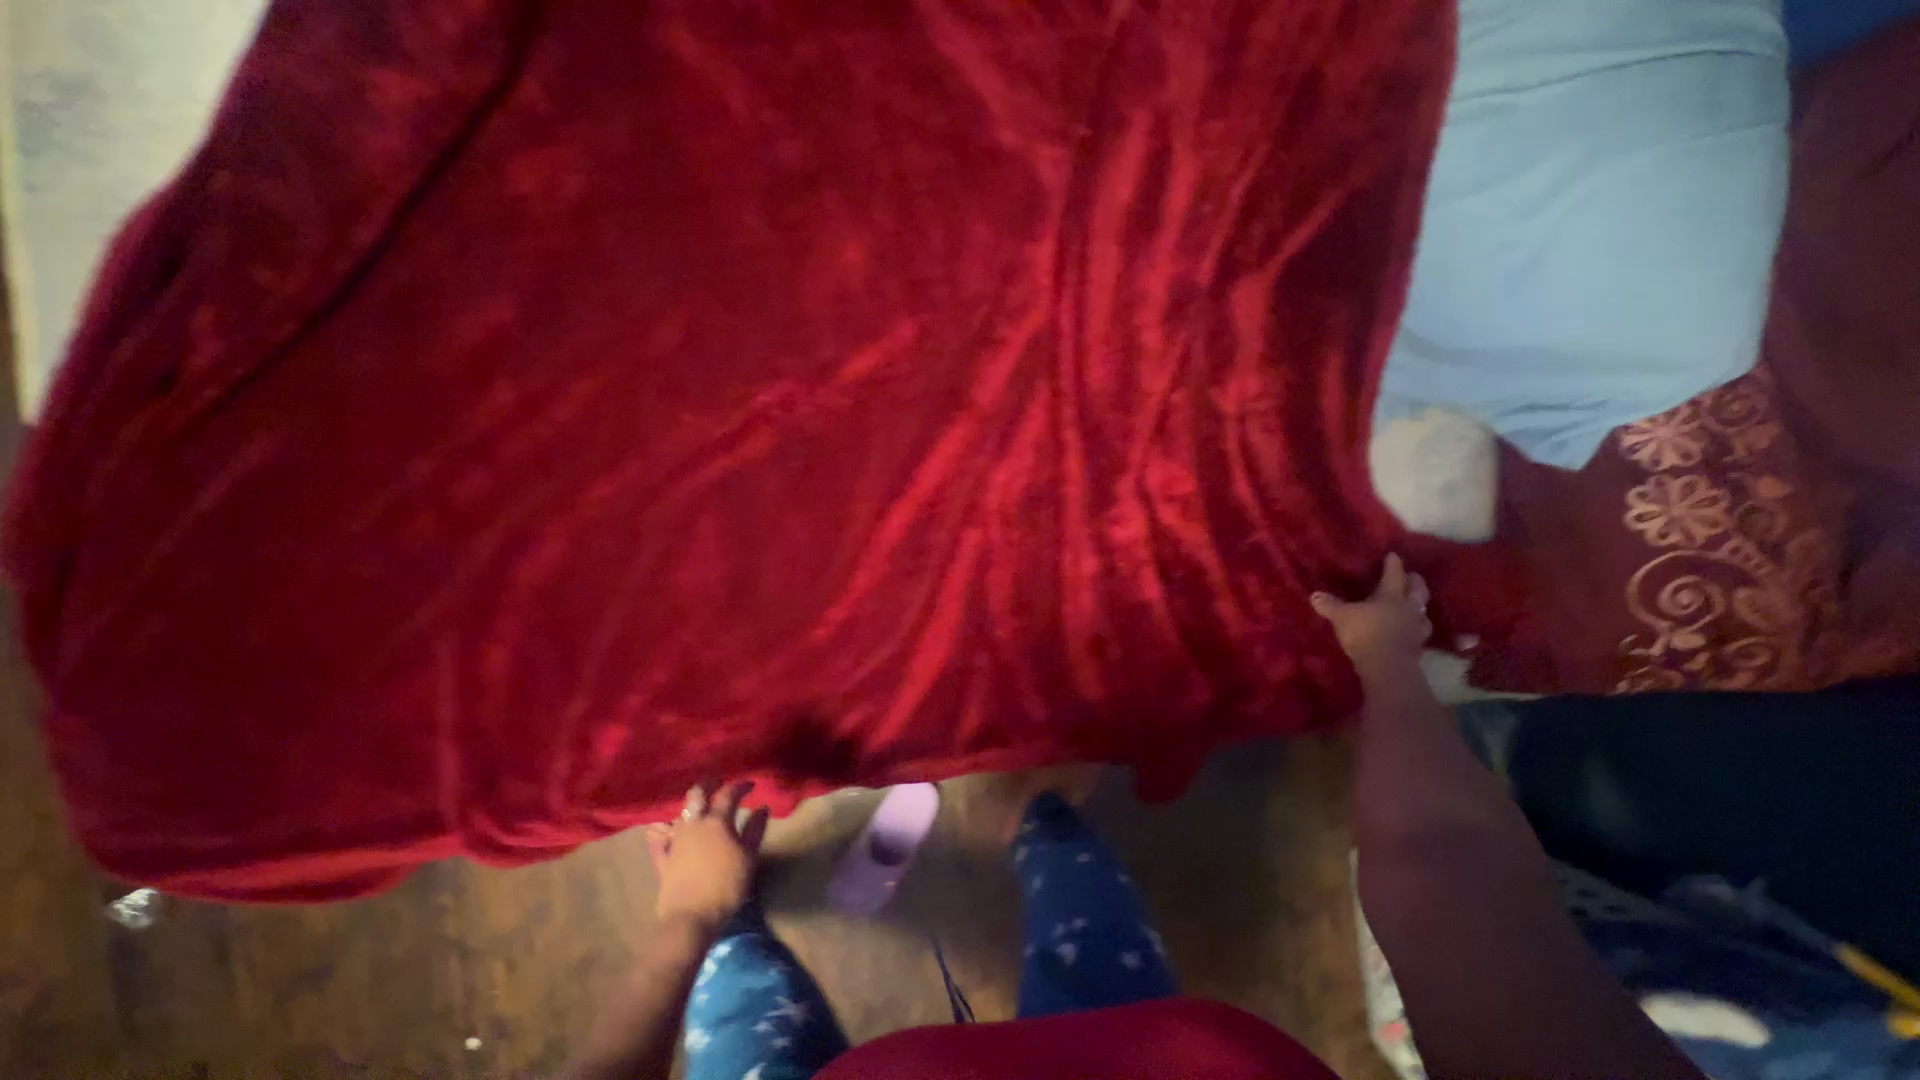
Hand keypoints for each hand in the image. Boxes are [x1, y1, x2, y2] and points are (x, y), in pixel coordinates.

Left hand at [645, 781, 769, 937]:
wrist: (691, 918)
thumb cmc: (726, 886)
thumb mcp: (749, 857)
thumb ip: (755, 829)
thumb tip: (762, 807)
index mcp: (717, 822)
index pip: (728, 794)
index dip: (740, 786)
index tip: (751, 785)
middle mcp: (693, 824)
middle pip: (697, 795)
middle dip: (708, 784)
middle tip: (719, 781)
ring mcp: (675, 841)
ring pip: (681, 813)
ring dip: (692, 805)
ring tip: (701, 805)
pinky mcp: (664, 859)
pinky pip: (661, 839)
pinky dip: (665, 831)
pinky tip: (666, 830)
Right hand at [1311, 553, 1431, 684]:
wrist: (1386, 665)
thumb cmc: (1365, 633)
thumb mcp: (1341, 617)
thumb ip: (1330, 605)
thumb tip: (1314, 595)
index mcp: (1391, 595)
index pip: (1394, 574)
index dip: (1393, 564)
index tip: (1393, 555)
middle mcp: (1408, 608)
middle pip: (1418, 590)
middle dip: (1415, 582)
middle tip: (1412, 576)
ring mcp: (1416, 628)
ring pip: (1423, 613)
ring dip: (1420, 608)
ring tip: (1415, 607)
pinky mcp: (1418, 647)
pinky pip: (1419, 634)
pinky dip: (1415, 630)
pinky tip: (1410, 633)